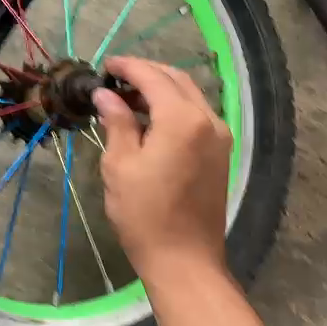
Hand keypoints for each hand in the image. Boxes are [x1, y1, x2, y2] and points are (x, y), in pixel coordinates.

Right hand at [91, 57, 232, 280]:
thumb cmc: (145, 214)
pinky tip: (151, 118)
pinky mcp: (221, 152)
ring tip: (128, 97)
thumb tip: (106, 95)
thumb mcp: (120, 165)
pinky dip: (174, 107)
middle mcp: (208, 119)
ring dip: (161, 88)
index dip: (127, 67)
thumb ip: (117, 122)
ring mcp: (220, 136)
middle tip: (115, 78)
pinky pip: (197, 114)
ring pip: (190, 95)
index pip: (153, 77)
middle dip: (146, 73)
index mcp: (182, 119)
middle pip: (176, 79)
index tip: (105, 66)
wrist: (184, 259)